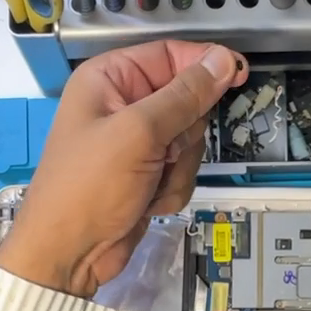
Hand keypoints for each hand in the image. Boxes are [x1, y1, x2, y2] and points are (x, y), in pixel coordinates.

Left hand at [0, 41, 247, 296]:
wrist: (70, 254)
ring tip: (149, 185)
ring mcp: (137, 145)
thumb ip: (185, 96)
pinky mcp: (148, 177)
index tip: (240, 74)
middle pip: (187, 103)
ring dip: (178, 169)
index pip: (170, 56)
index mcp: (111, 80)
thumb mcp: (139, 134)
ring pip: (189, 144)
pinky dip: (171, 191)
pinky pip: (182, 173)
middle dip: (184, 135)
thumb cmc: (89, 188)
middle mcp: (124, 107)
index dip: (206, 65)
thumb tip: (223, 62)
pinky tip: (148, 204)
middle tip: (162, 153)